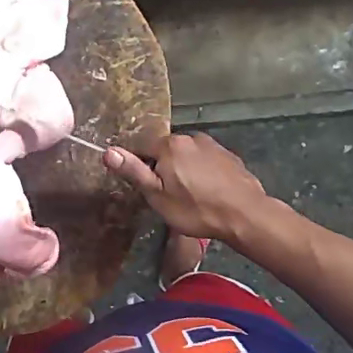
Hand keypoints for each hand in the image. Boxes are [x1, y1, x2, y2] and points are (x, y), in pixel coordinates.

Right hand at [105, 133, 274, 243]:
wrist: (244, 214)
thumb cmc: (196, 209)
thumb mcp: (158, 196)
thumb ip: (134, 171)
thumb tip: (108, 152)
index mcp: (170, 145)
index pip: (142, 147)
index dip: (140, 168)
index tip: (147, 188)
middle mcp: (191, 137)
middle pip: (166, 151)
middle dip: (164, 169)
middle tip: (169, 197)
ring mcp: (213, 145)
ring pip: (188, 156)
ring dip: (185, 171)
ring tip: (191, 197)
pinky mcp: (229, 157)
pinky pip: (207, 162)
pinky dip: (204, 174)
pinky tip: (209, 193)